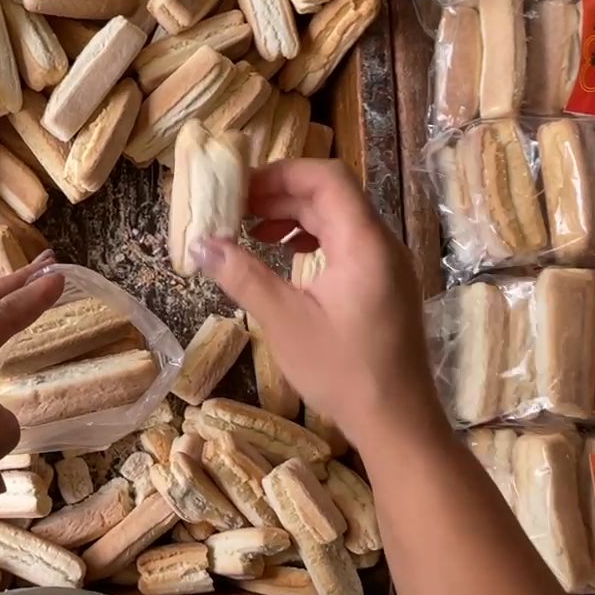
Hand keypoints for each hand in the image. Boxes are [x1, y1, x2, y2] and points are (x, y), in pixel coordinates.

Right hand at [193, 159, 443, 448]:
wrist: (396, 420)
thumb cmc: (342, 370)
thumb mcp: (284, 321)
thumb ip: (242, 275)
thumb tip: (198, 243)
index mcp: (363, 243)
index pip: (327, 178)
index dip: (281, 173)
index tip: (239, 188)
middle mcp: (380, 243)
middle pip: (330, 195)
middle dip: (279, 194)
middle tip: (233, 208)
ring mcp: (385, 264)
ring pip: (336, 218)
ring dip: (292, 216)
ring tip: (250, 229)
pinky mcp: (381, 283)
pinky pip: (344, 242)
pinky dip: (309, 239)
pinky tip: (282, 256)